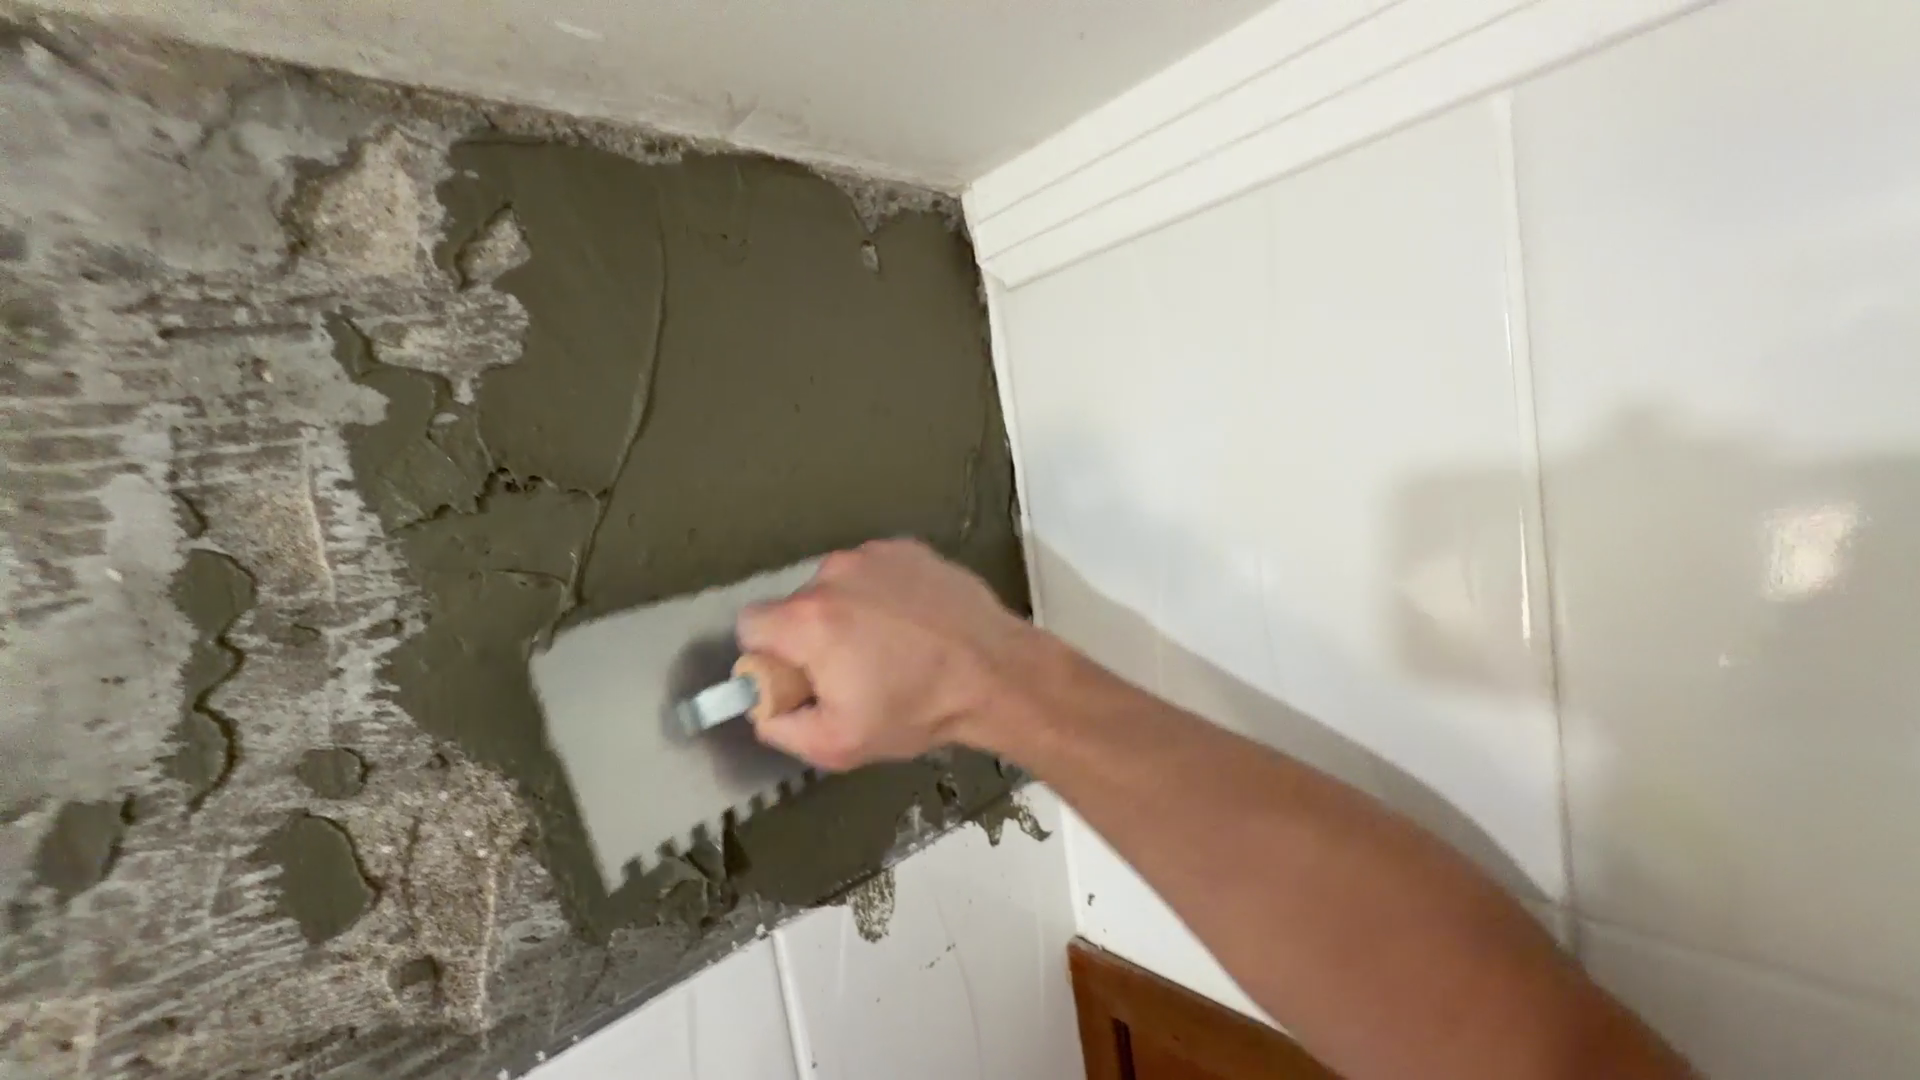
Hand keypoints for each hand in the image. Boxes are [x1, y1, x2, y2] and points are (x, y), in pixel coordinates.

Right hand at [736, 538, 1039, 769]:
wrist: (996, 672)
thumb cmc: (917, 708)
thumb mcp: (837, 745)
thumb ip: (780, 727)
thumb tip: (764, 705)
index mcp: (809, 619)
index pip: (751, 624)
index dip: (769, 656)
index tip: (802, 676)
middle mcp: (834, 573)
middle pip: (797, 605)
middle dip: (813, 637)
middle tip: (856, 669)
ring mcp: (874, 554)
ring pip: (837, 586)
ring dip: (849, 612)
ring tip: (892, 646)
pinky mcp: (908, 548)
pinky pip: (874, 571)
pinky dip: (882, 593)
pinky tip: (913, 622)